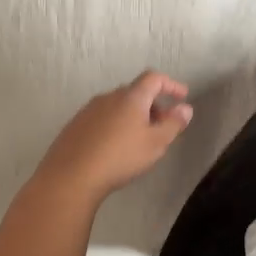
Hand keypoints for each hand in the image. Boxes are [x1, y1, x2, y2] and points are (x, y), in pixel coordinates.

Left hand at [34, 72, 192, 200]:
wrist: (70, 177)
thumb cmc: (120, 157)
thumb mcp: (156, 143)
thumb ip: (173, 123)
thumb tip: (185, 108)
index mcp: (131, 98)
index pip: (154, 78)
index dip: (171, 85)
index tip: (182, 97)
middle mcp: (108, 98)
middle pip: (136, 92)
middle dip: (153, 104)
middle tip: (163, 124)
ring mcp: (88, 110)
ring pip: (118, 105)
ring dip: (134, 115)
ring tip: (140, 138)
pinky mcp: (75, 125)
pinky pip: (102, 117)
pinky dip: (116, 124)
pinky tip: (115, 146)